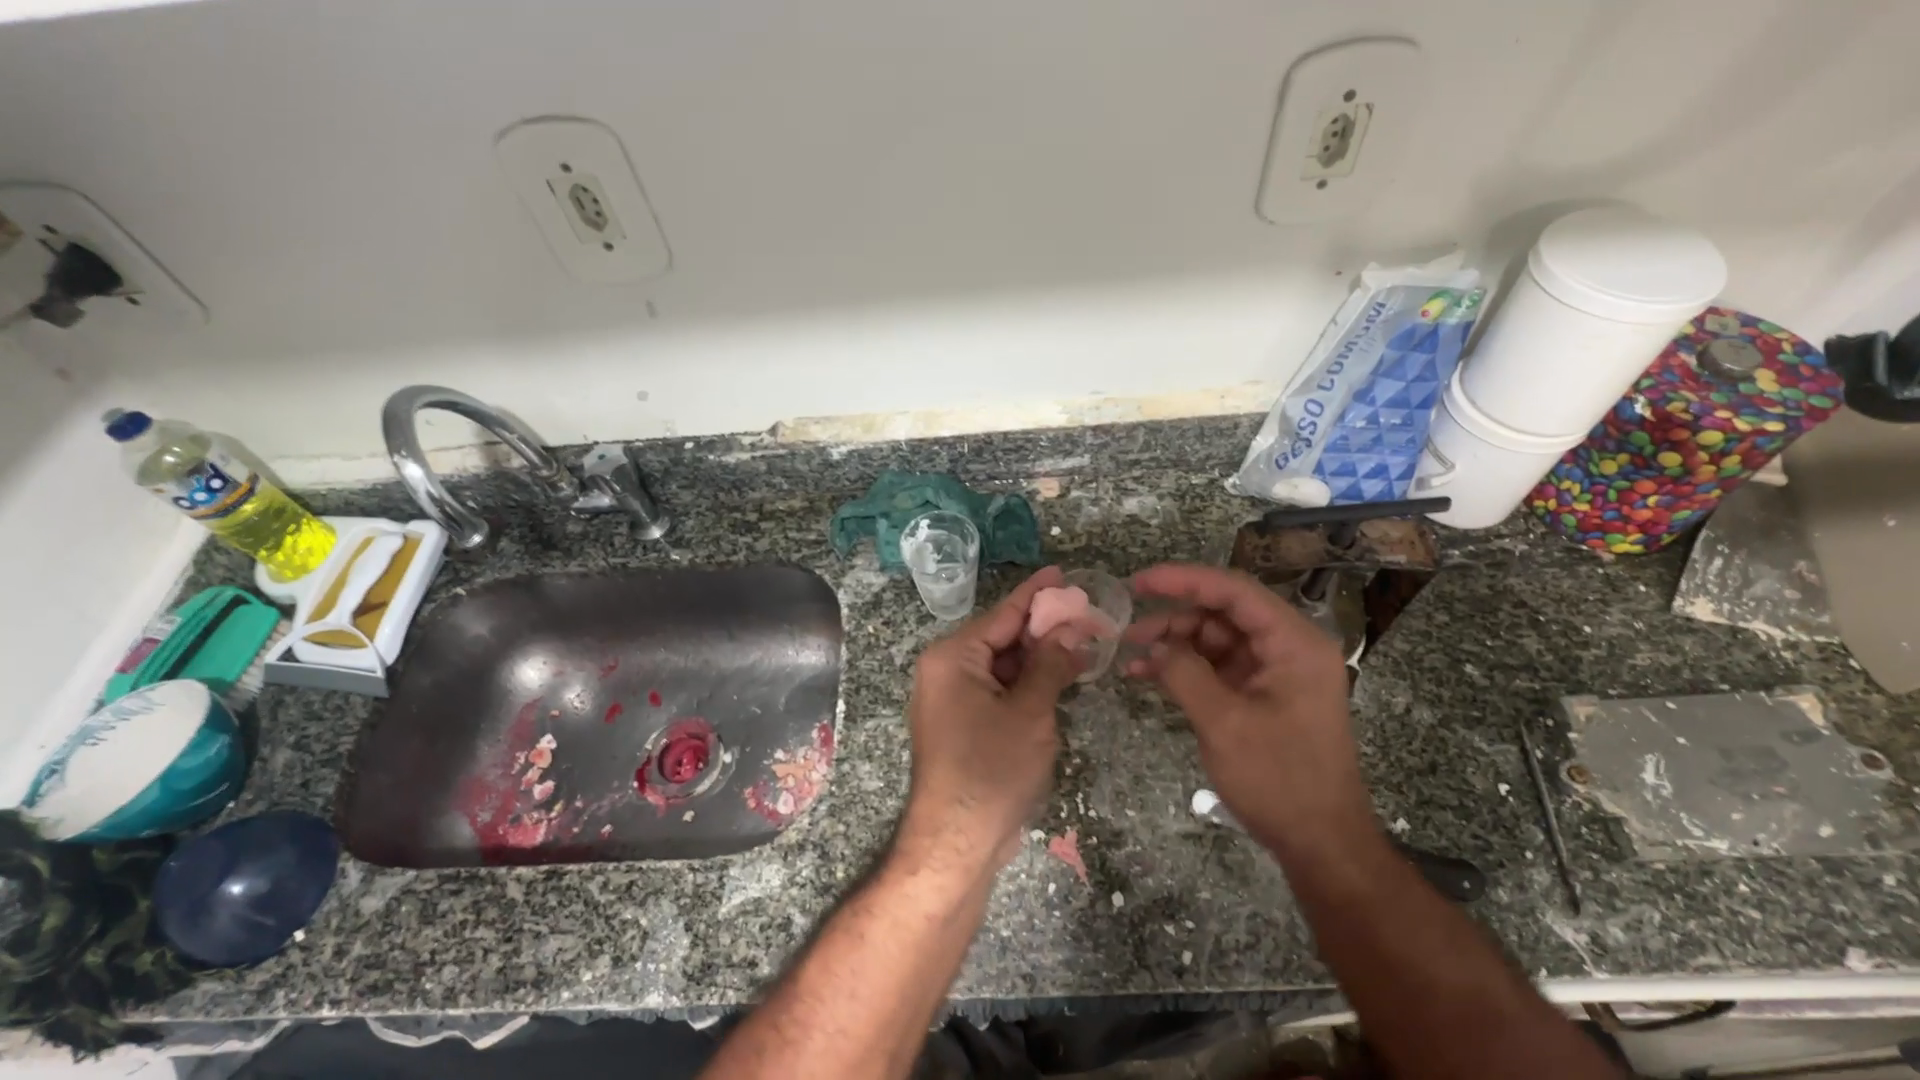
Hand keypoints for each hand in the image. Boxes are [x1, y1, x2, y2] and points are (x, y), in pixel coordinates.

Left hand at [898, 566, 1085, 874]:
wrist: (957, 839)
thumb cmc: (992, 769)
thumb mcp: (1029, 711)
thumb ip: (1050, 664)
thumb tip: (1071, 630)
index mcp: (953, 656)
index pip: (1003, 614)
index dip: (1037, 594)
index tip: (1062, 573)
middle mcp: (946, 670)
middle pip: (1002, 638)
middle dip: (1045, 629)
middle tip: (1090, 616)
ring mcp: (953, 699)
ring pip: (1002, 666)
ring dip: (1040, 658)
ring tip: (1085, 644)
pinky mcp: (963, 724)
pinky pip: (998, 691)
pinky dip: (1028, 684)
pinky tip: (1062, 678)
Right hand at [1124, 563, 1373, 854]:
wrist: (1321, 842)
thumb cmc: (1280, 779)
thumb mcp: (1224, 724)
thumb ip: (1185, 674)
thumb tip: (1153, 646)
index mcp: (1294, 643)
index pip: (1234, 590)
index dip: (1183, 580)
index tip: (1138, 582)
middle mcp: (1289, 648)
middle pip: (1224, 613)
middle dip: (1174, 617)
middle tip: (1127, 631)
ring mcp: (1277, 673)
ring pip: (1218, 639)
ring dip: (1176, 644)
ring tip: (1132, 658)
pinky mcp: (1264, 696)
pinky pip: (1220, 668)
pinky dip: (1187, 669)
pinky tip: (1149, 676)